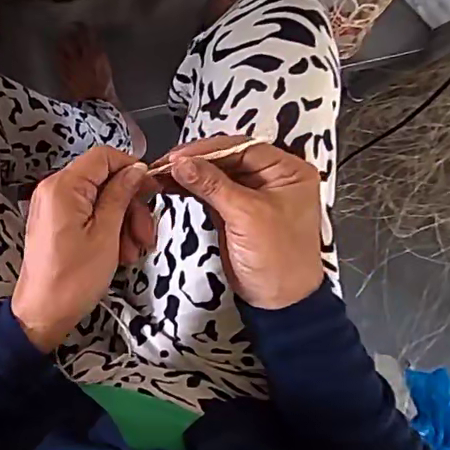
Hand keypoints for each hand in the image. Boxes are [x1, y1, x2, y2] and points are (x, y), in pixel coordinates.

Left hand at [13, 146, 157, 352]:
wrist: (43, 314)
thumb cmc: (70, 282)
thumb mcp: (106, 235)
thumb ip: (120, 195)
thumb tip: (135, 171)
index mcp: (63, 188)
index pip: (103, 156)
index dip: (132, 168)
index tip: (150, 188)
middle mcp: (53, 191)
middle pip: (104, 180)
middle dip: (130, 204)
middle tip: (144, 232)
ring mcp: (53, 207)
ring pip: (100, 199)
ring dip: (123, 221)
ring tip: (131, 250)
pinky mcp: (56, 222)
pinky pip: (89, 214)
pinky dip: (108, 229)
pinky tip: (118, 252)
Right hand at [166, 137, 324, 309]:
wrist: (279, 302)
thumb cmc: (281, 261)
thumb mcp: (247, 216)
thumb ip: (213, 185)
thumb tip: (183, 162)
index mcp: (288, 171)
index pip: (243, 148)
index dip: (208, 150)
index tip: (179, 156)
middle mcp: (272, 178)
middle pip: (227, 159)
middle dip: (195, 161)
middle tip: (165, 164)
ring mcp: (252, 195)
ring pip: (216, 175)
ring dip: (189, 174)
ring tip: (161, 175)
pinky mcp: (235, 211)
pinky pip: (211, 192)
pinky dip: (191, 189)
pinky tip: (171, 186)